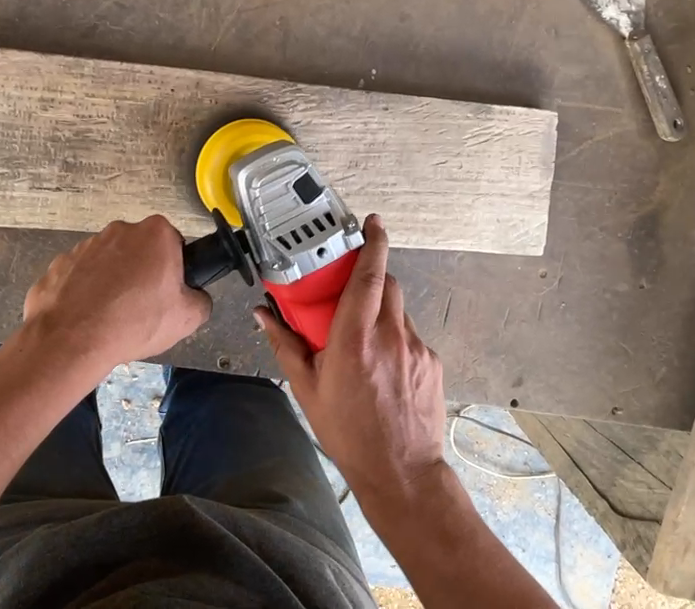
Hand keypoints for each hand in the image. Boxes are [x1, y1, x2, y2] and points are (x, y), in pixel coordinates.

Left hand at [21, 215, 212, 371]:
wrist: (73, 340)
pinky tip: (88, 316)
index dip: (172, 270)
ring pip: (109, 262)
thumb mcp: (188, 318)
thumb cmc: (135, 322)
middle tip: (142, 307)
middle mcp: (120, 230)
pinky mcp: (61, 263)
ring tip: (112, 316)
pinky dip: (85, 291)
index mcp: (155, 233)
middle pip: (140, 250)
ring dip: (112, 282)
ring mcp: (86, 244)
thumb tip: (195, 297)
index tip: (166, 292)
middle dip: (142, 273)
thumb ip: (201, 300)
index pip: (174, 244)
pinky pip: (81, 276)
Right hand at [254, 216, 447, 499]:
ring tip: (364, 343)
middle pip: (387, 284)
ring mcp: (416, 349)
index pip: (369, 275)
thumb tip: (262, 314)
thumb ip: (285, 344)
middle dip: (371, 277)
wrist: (402, 473)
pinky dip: (395, 339)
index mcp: (355, 338)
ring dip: (381, 313)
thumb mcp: (307, 389)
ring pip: (399, 310)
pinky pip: (411, 336)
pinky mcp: (432, 362)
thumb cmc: (349, 433)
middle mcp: (390, 336)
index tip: (373, 222)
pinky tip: (383, 369)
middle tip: (351, 291)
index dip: (373, 242)